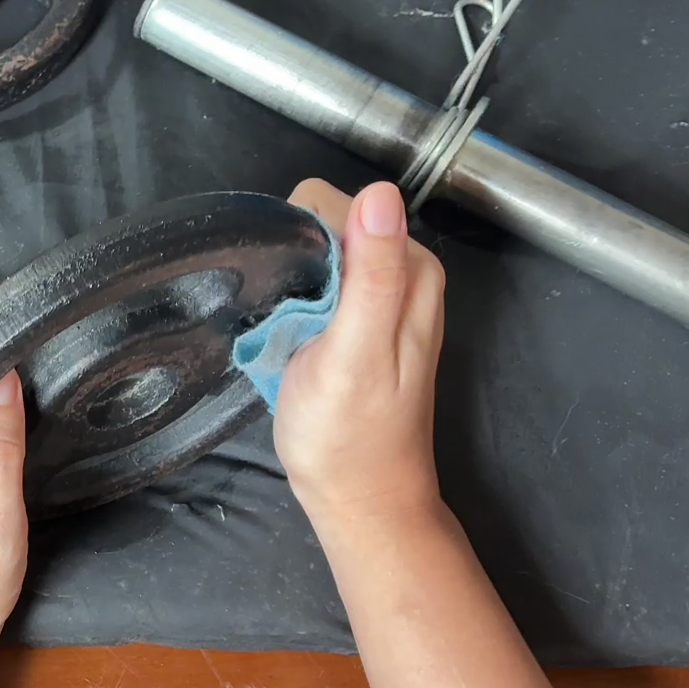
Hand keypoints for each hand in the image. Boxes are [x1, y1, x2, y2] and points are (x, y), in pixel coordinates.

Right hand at [275, 180, 445, 525]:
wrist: (356, 494)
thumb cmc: (348, 432)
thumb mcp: (356, 353)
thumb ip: (371, 276)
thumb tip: (379, 193)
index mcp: (410, 272)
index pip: (340, 207)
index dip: (298, 236)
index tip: (283, 288)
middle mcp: (399, 276)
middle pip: (326, 226)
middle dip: (292, 258)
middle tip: (281, 318)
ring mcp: (374, 302)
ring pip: (314, 257)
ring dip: (286, 283)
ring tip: (278, 329)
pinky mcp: (350, 326)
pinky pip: (309, 289)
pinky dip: (288, 304)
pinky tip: (282, 337)